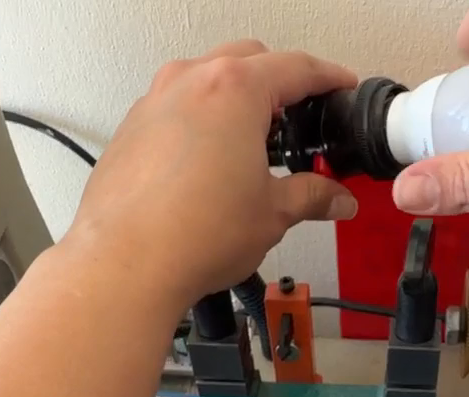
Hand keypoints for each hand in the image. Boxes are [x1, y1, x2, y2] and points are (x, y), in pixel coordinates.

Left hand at [62, 42, 360, 306]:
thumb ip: (312, 197)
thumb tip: (335, 198)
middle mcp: (191, 82)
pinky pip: (178, 111)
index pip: (296, 68)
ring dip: (237, 104)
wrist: (129, 262)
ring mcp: (156, 101)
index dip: (328, 78)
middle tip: (301, 124)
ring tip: (255, 149)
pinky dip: (203, 125)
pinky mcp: (133, 129)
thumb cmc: (193, 234)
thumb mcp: (273, 214)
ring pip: (208, 82)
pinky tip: (214, 168)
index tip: (340, 86)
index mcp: (235, 90)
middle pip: (250, 61)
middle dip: (281, 85)